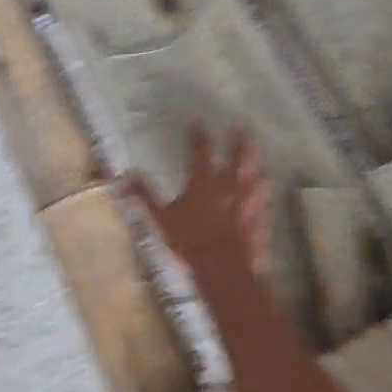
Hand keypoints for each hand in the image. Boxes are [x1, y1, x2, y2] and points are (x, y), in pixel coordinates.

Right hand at [122, 124, 270, 282]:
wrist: (225, 270)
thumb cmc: (190, 242)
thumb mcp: (161, 218)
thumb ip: (144, 195)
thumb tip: (124, 175)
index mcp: (204, 181)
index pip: (202, 150)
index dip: (199, 134)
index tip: (198, 121)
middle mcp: (230, 185)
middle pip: (239, 155)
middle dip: (240, 139)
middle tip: (243, 123)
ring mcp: (249, 202)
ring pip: (257, 174)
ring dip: (258, 161)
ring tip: (259, 153)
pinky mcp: (262, 219)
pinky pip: (266, 200)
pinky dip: (266, 192)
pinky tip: (267, 191)